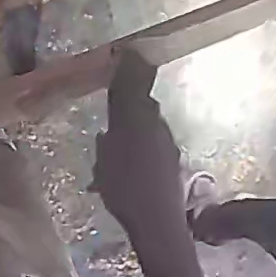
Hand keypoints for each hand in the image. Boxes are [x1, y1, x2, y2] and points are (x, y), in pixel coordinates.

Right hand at [93, 51, 187, 238]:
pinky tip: (123, 166)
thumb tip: (111, 118)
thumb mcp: (107, 156)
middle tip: (114, 94)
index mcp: (140, 119)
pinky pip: (148, 149)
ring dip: (132, 128)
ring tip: (113, 139)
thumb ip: (110, 133)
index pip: (135, 84)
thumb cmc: (126, 187)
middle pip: (142, 106)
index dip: (129, 68)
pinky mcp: (168, 168)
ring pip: (146, 128)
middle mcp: (157, 129)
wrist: (158, 223)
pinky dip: (135, 149)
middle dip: (129, 99)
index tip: (124, 52)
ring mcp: (166, 149)